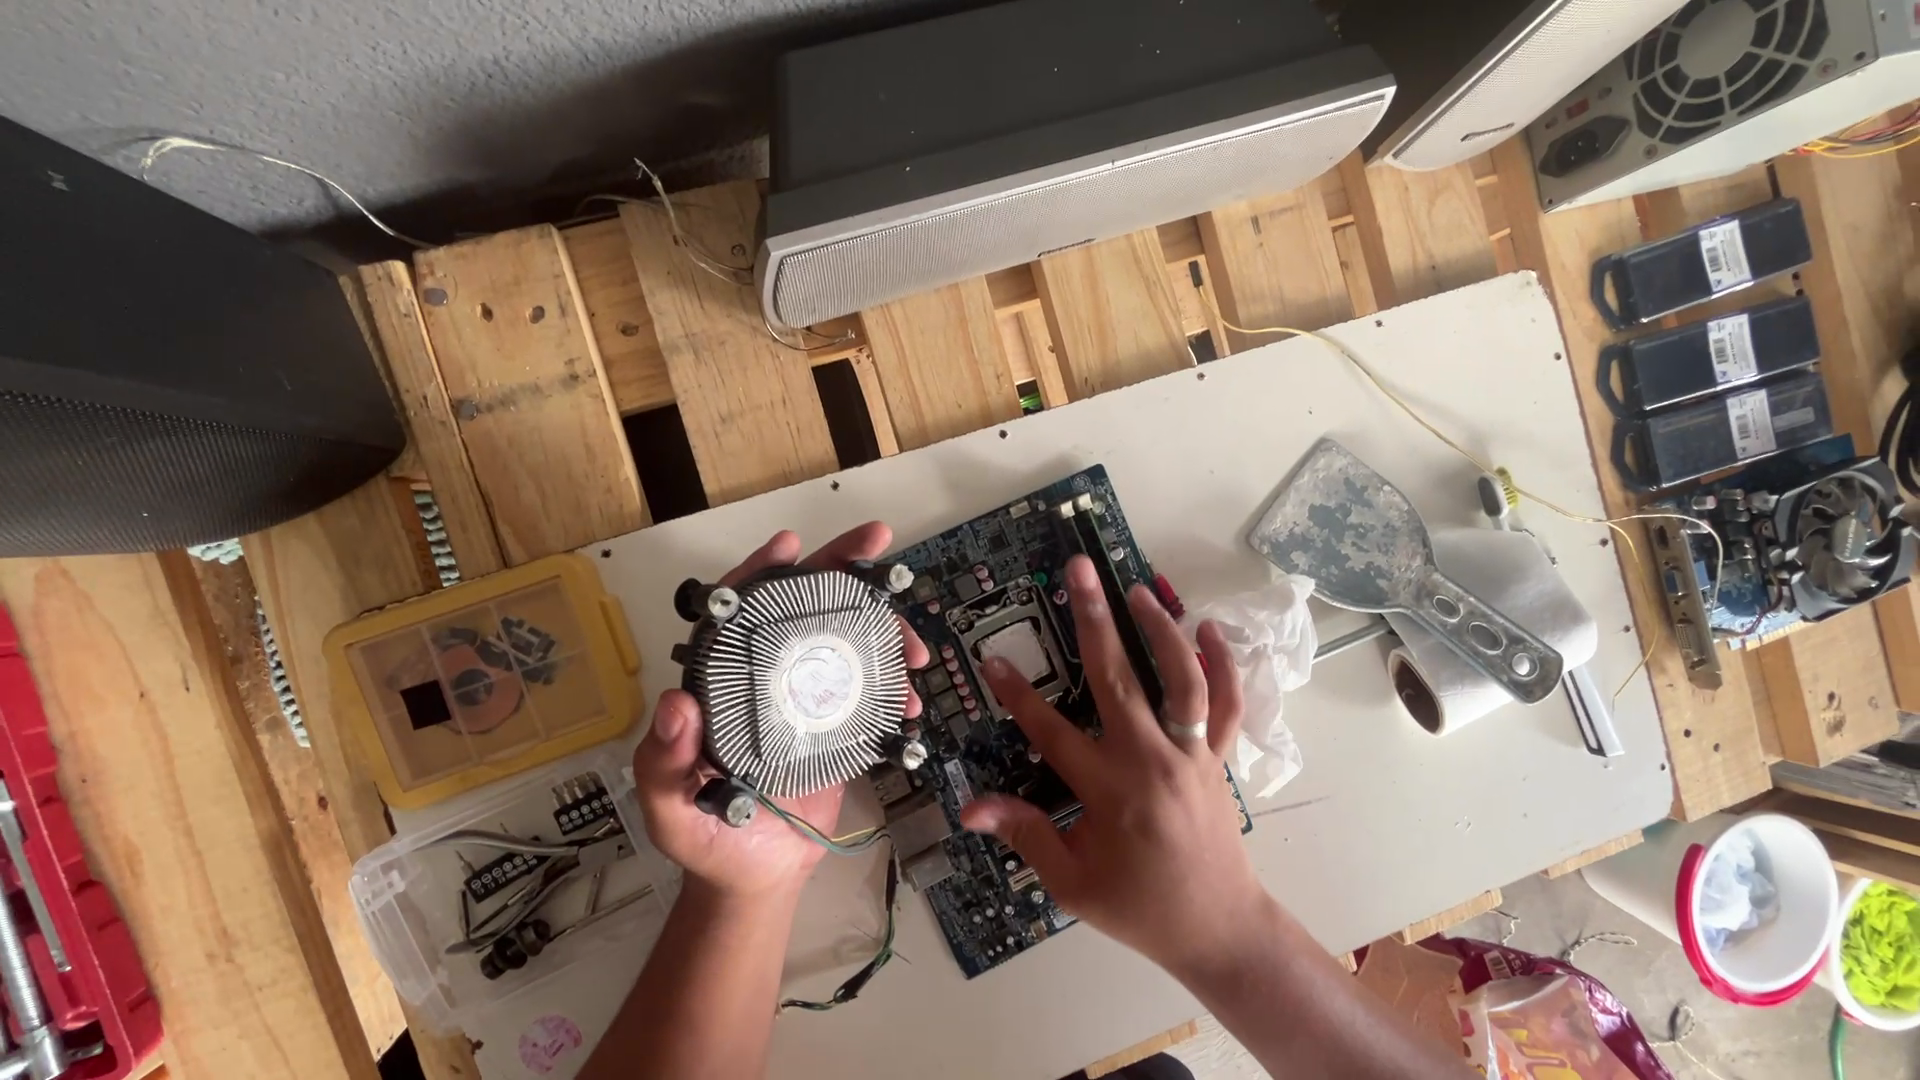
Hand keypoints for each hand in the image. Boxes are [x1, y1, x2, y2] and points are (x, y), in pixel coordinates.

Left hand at [633, 524, 929, 902]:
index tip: (792, 544)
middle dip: (842, 571)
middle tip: (879, 542)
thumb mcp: (671, 808)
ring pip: (846, 639)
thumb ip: (664, 763)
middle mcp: (767, 677)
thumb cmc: (707, 840)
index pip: (737, 613)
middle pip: (803, 608)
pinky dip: (896, 685)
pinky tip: (912, 699)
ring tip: (914, 648)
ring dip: (884, 629)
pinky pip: (870, 686)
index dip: (762, 573)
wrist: (760, 874)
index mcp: (724, 685)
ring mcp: (806, 695)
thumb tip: (675, 701)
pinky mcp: (838, 721)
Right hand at [959, 555, 1264, 976]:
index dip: (1017, 695)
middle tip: (1080, 570)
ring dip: (1160, 630)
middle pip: (1118, 678)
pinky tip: (1209, 628)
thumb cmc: (1139, 908)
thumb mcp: (1071, 882)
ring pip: (1181, 679)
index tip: (992, 660)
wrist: (1220, 931)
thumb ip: (1025, 834)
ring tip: (1138, 590)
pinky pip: (1227, 705)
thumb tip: (970, 807)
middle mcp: (1152, 759)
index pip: (1052, 731)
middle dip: (1095, 619)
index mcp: (1110, 790)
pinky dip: (1223, 664)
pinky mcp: (1218, 758)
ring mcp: (1192, 754)